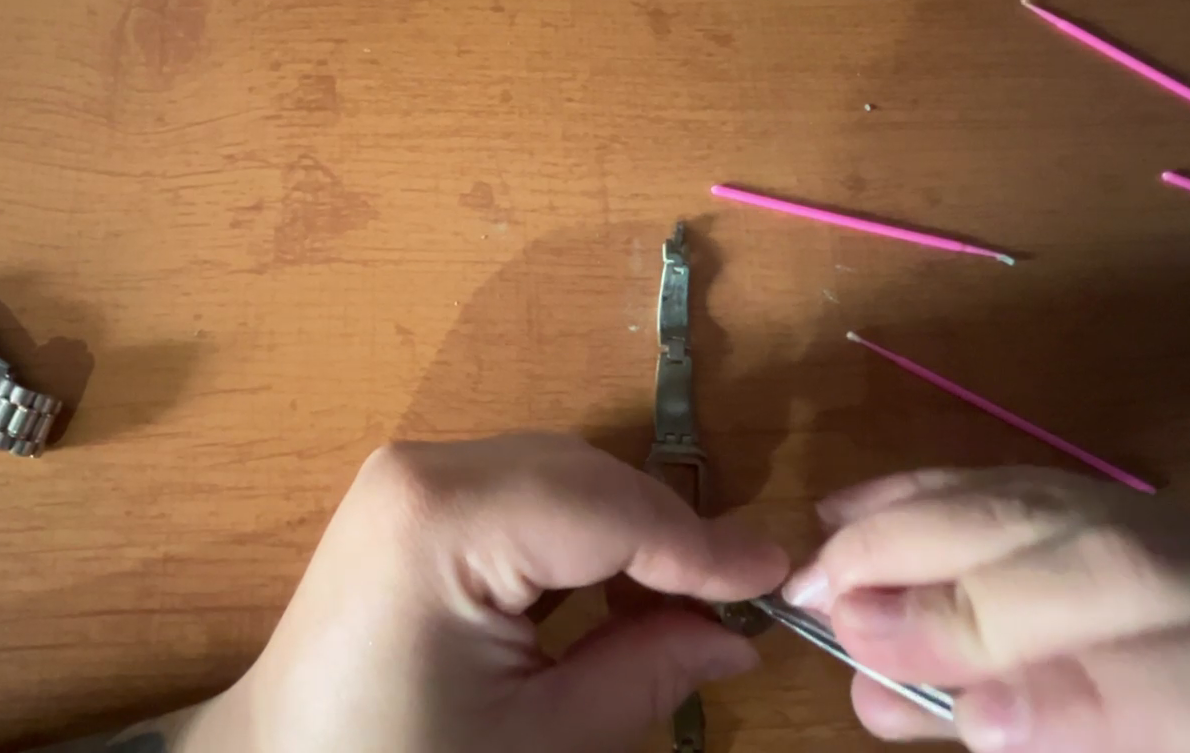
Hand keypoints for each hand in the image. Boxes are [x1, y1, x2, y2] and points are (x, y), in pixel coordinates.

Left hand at [163, 433, 787, 752]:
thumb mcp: (535, 745)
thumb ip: (642, 675)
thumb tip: (735, 632)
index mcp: (443, 518)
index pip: (601, 505)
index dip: (696, 540)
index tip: (775, 572)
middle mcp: (425, 465)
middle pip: (581, 474)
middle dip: (663, 530)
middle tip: (733, 596)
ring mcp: (414, 466)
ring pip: (559, 471)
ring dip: (624, 525)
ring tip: (672, 598)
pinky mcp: (414, 484)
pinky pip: (522, 484)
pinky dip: (576, 524)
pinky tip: (604, 580)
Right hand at [780, 468, 1189, 751]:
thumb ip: (1054, 735)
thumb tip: (882, 698)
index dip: (1092, 697)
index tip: (964, 721)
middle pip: (1116, 561)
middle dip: (955, 588)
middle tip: (838, 615)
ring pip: (1053, 501)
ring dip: (910, 524)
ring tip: (822, 563)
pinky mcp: (1132, 498)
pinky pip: (1009, 479)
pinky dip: (913, 491)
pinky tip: (847, 507)